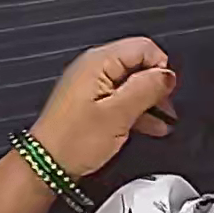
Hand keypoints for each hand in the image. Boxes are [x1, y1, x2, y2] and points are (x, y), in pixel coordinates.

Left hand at [29, 36, 177, 177]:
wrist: (46, 166)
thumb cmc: (73, 141)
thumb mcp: (119, 114)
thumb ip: (147, 89)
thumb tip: (167, 75)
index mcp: (99, 61)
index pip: (145, 47)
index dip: (161, 69)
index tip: (165, 92)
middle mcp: (94, 66)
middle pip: (140, 63)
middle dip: (156, 86)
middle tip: (164, 108)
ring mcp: (92, 83)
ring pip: (133, 81)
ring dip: (149, 100)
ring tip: (160, 121)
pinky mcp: (91, 100)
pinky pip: (121, 95)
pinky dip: (136, 108)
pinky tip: (148, 125)